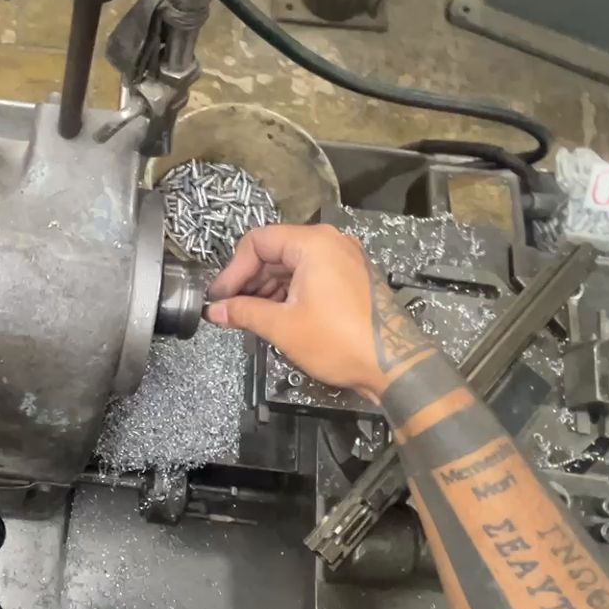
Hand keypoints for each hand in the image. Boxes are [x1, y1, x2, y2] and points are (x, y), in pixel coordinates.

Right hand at [205, 224, 432, 398]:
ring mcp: (344, 259)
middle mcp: (330, 243)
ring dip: (266, 288)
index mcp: (313, 244)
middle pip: (274, 251)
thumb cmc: (339, 341)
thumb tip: (214, 310)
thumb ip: (243, 312)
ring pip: (291, 265)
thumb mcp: (282, 326)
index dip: (233, 270)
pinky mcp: (350, 277)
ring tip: (249, 316)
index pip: (257, 242)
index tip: (219, 296)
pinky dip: (288, 291)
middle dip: (248, 280)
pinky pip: (310, 274)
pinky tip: (275, 315)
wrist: (394, 366)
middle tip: (229, 308)